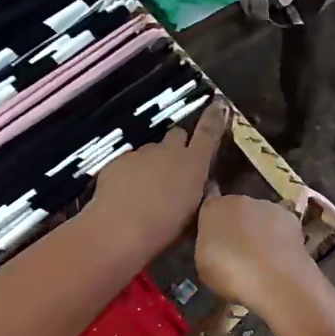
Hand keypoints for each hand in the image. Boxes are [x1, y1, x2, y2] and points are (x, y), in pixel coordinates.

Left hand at [86, 101, 231, 254]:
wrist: (120, 230)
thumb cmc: (165, 230)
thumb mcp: (193, 216)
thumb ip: (199, 195)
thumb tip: (204, 186)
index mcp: (193, 164)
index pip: (208, 133)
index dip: (213, 118)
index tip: (217, 105)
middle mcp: (168, 151)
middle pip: (177, 135)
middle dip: (177, 146)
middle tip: (174, 170)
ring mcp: (140, 154)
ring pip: (150, 152)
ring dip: (151, 165)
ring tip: (145, 192)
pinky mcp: (117, 161)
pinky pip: (128, 163)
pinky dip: (129, 175)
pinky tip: (124, 196)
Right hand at [195, 194, 318, 315]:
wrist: (276, 279)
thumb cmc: (230, 274)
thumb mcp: (203, 265)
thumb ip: (207, 245)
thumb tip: (213, 242)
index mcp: (212, 208)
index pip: (207, 207)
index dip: (210, 222)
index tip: (212, 239)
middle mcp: (239, 200)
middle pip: (234, 210)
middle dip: (234, 225)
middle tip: (235, 251)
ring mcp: (267, 206)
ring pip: (257, 215)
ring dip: (257, 229)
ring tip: (259, 256)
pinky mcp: (291, 217)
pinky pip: (277, 225)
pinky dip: (277, 236)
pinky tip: (278, 256)